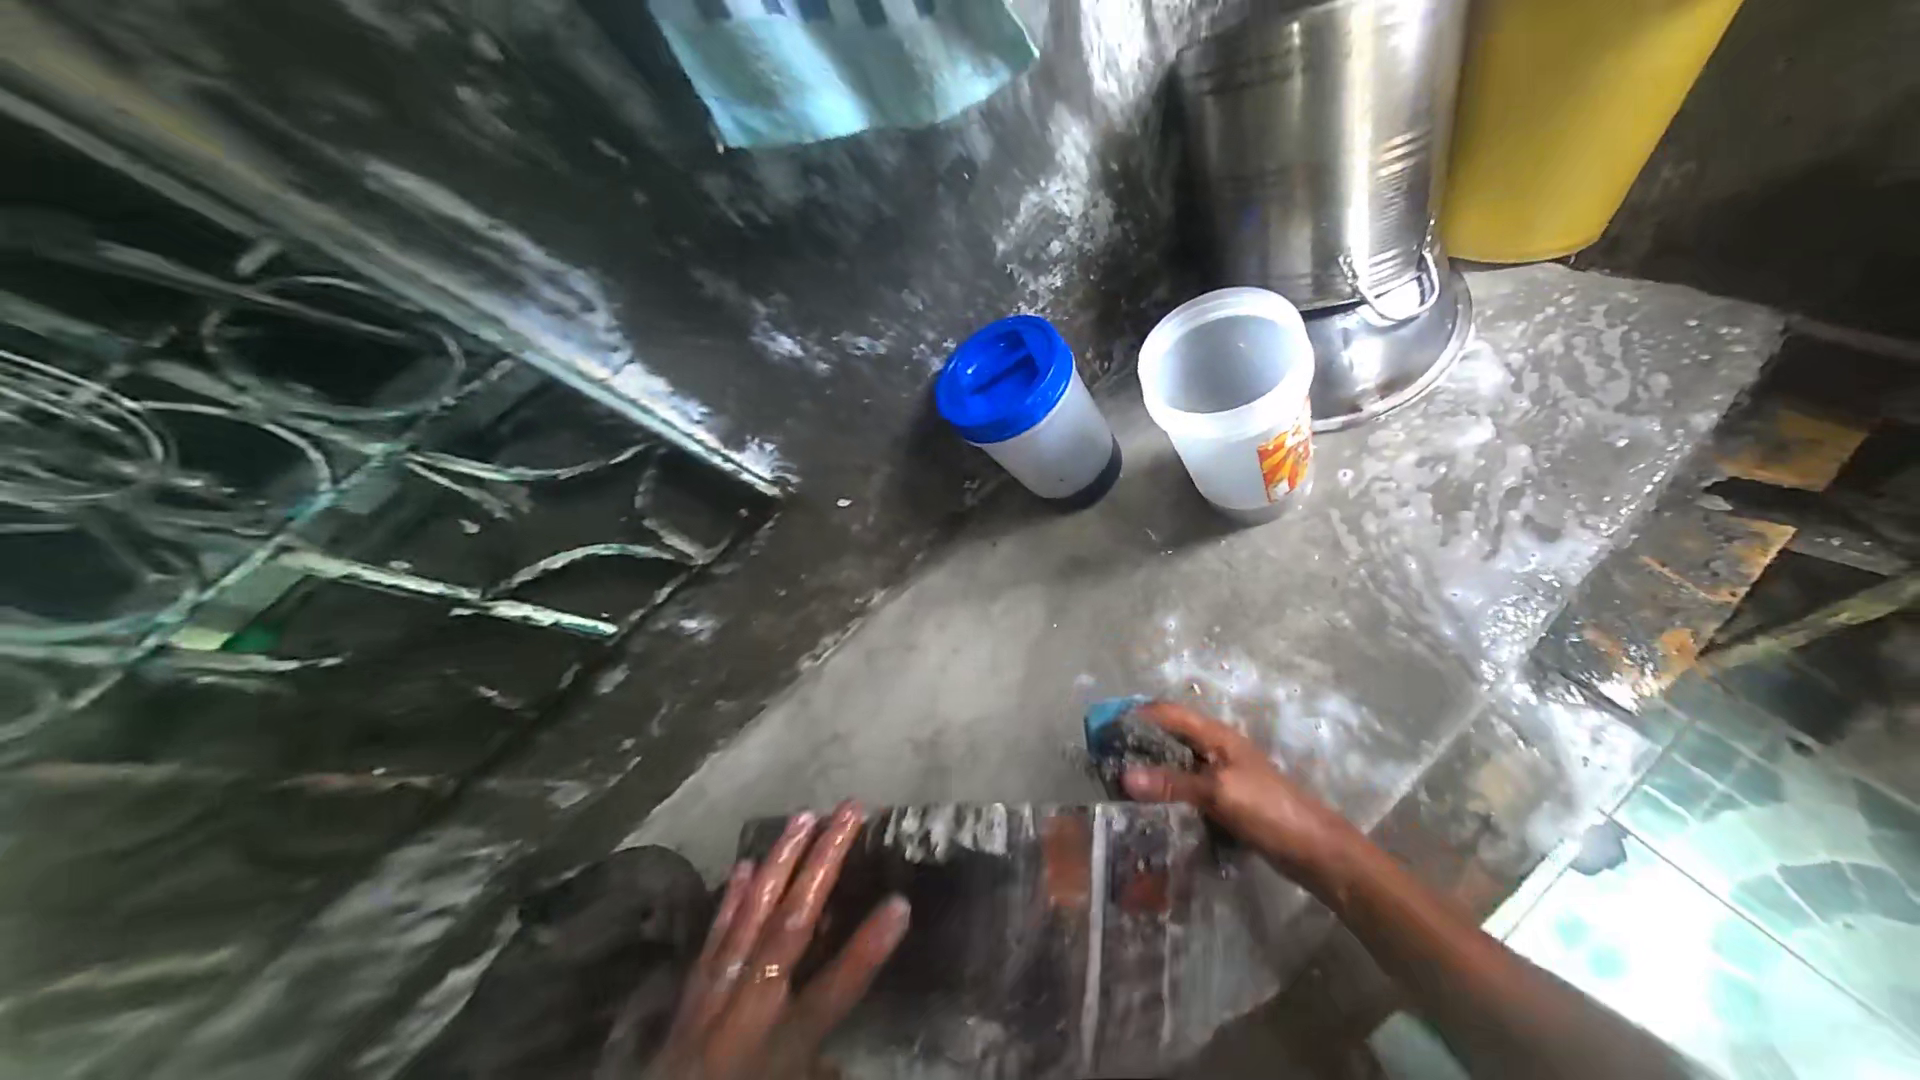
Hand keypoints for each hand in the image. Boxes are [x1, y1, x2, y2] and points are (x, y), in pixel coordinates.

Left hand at [653, 802, 909, 1079]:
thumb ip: (820, 1067)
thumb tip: (843, 1056)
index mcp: (783, 1042)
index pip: (834, 988)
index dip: (868, 947)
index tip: (900, 903)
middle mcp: (749, 1005)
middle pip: (791, 925)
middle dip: (823, 863)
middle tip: (848, 812)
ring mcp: (715, 989)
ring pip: (752, 914)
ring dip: (780, 861)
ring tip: (803, 816)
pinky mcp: (692, 988)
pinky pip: (715, 933)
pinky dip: (732, 897)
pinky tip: (745, 863)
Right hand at [1120, 703, 1361, 889]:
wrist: (1314, 851)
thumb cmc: (1269, 810)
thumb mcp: (1218, 792)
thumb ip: (1171, 782)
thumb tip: (1123, 776)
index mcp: (1216, 736)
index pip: (1168, 712)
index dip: (1137, 714)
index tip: (1104, 726)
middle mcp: (1215, 749)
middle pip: (1169, 736)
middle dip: (1138, 740)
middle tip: (1104, 756)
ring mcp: (1219, 775)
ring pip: (1175, 763)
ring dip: (1149, 767)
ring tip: (1116, 779)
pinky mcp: (1222, 800)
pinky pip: (1184, 787)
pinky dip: (1164, 790)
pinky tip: (1147, 804)